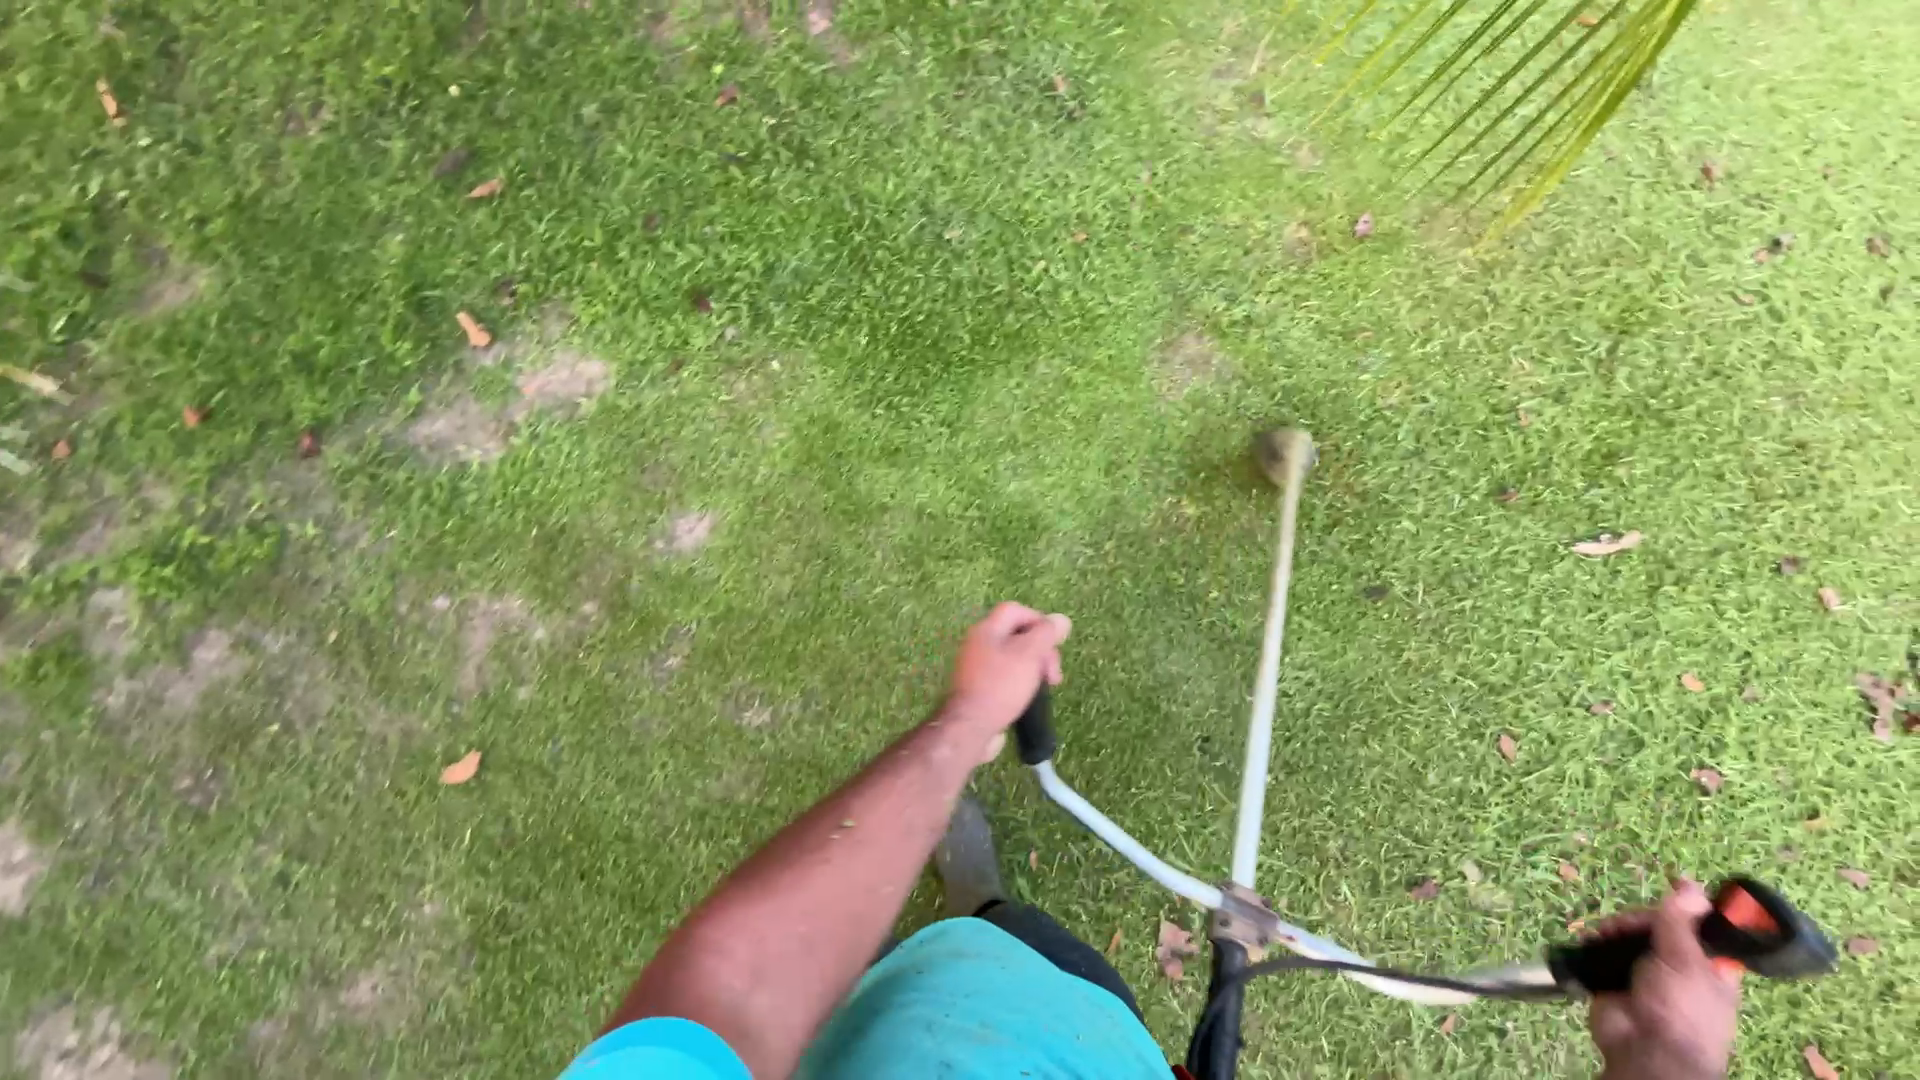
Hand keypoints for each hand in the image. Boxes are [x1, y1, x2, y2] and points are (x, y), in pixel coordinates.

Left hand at [942, 602, 1070, 757]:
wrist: (971, 726)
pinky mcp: (979, 687)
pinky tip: (1030, 696)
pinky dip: (1021, 681)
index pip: (1015, 610)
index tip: (1055, 642)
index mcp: (987, 629)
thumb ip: (1046, 634)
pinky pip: (1005, 675)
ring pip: (1013, 656)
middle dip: (1041, 649)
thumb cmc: (1001, 685)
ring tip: (1047, 686)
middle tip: (1053, 673)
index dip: (1039, 620)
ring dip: (1034, 667)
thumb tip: (1061, 619)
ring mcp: (977, 666)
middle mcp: (979, 643)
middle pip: (1016, 634)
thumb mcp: (1029, 654)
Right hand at [1589, 880, 1741, 1079]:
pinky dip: (1594, 942)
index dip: (1686, 906)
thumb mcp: (1685, 960)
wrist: (1644, 1047)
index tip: (1673, 882)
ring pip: (1628, 935)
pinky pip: (1604, 950)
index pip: (1698, 926)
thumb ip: (1681, 921)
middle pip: (1657, 925)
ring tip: (1604, 935)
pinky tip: (1590, 940)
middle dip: (1638, 919)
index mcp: (1709, 965)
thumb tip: (1690, 884)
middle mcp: (1679, 966)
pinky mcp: (1615, 977)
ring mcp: (1645, 973)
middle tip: (1627, 926)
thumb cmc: (1679, 1007)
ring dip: (1614, 928)